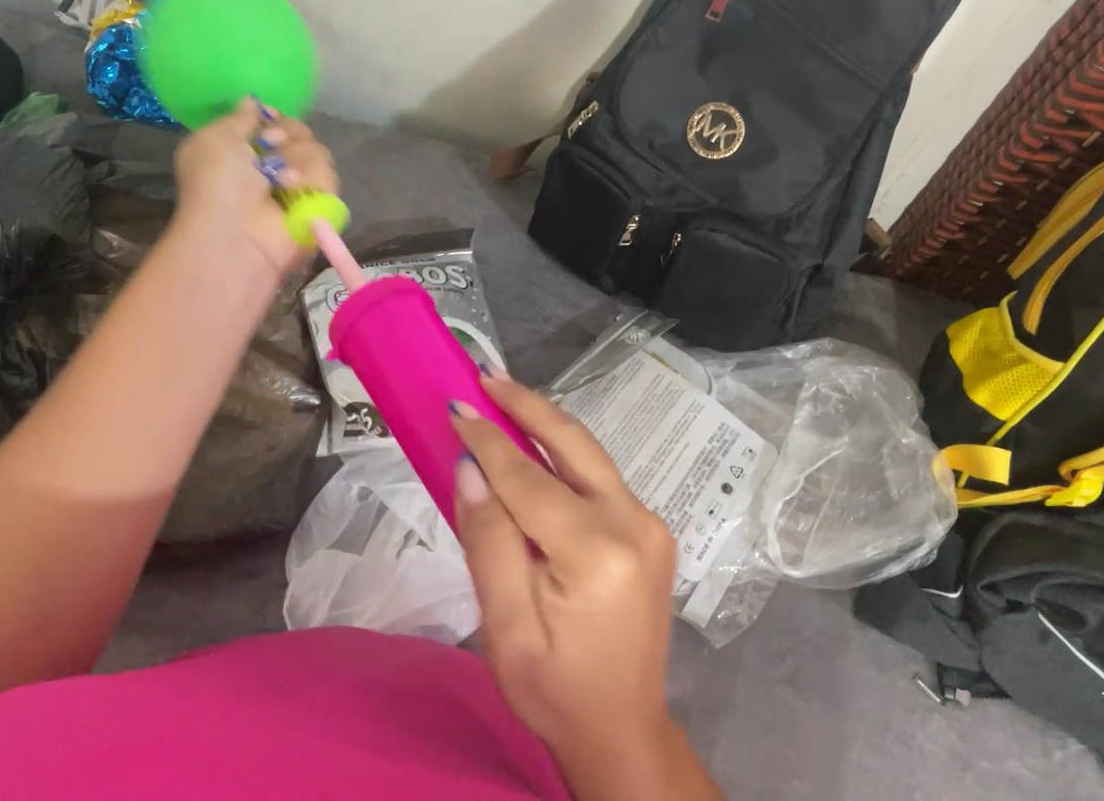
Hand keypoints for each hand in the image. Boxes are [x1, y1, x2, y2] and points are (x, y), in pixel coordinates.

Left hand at [172, 100, 336, 276]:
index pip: (277, 122)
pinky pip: (329, 178)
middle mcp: (275, 168)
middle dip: (288, 135)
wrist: (235, 230)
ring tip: (279, 179)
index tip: (267, 119)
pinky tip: (291, 192)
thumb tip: (253, 101)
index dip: (275, 118)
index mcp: (246, 151)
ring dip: (298, 159)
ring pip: (318, 152)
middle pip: (302, 133)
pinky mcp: (319, 207)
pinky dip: (311, 181)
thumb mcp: (216, 137)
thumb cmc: (216, 181)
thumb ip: (240, 117)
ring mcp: (299, 189)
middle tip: (270, 146)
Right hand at [452, 376, 720, 799]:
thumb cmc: (554, 689)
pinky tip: (532, 447)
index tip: (454, 404)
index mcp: (599, 551)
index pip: (530, 479)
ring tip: (502, 399)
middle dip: (527, 405)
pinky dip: (562, 457)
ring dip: (545, 426)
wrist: (621, 728)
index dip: (487, 440)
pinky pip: (598, 479)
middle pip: (574, 445)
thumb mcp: (506, 627)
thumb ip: (489, 542)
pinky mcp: (649, 531)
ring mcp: (650, 524)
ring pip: (589, 456)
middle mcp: (635, 524)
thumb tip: (471, 469)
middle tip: (485, 376)